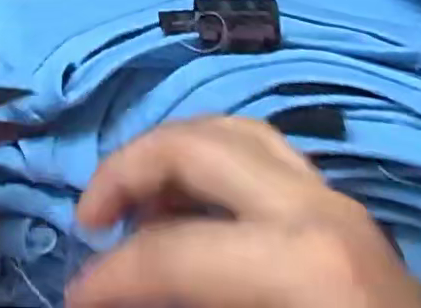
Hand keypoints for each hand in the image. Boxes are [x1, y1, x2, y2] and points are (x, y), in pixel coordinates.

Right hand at [68, 117, 420, 307]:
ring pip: (224, 131)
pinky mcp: (346, 211)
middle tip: (91, 218)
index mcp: (303, 264)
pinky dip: (209, 156)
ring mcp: (337, 201)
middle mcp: (317, 210)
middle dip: (125, 173)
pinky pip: (260, 150)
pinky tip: (193, 196)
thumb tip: (114, 289)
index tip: (74, 295)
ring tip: (137, 198)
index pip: (172, 253)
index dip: (110, 277)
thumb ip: (181, 303)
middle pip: (190, 148)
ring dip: (166, 154)